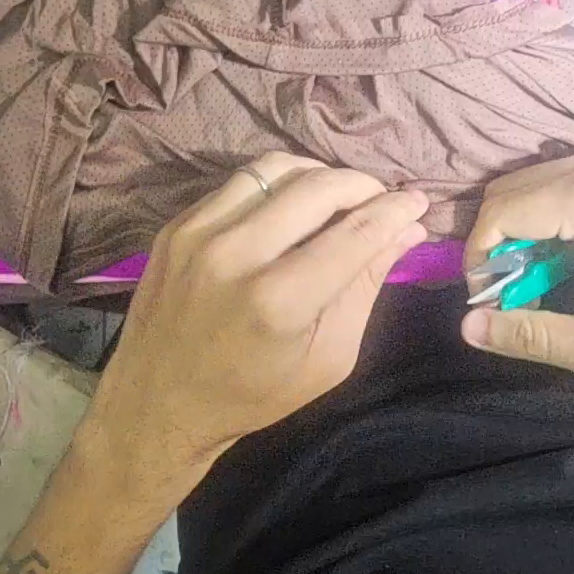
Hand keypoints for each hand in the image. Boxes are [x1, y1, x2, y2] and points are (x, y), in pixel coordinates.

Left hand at [86, 153, 428, 481]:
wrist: (157, 405)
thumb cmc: (252, 396)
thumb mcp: (326, 359)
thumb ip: (366, 288)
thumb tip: (406, 231)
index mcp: (279, 301)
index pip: (355, 232)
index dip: (396, 210)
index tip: (417, 202)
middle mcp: (236, 255)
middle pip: (318, 186)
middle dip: (363, 185)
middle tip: (380, 200)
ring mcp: (198, 234)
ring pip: (276, 168)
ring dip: (319, 175)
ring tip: (337, 197)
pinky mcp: (175, 226)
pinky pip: (239, 183)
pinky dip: (275, 185)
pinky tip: (288, 207)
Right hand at [460, 140, 573, 390]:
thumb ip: (533, 336)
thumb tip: (467, 326)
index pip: (501, 213)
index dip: (478, 260)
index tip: (486, 303)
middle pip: (512, 190)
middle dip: (495, 244)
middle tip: (507, 296)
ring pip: (534, 183)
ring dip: (520, 231)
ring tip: (536, 283)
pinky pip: (565, 181)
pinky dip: (548, 218)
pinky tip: (566, 260)